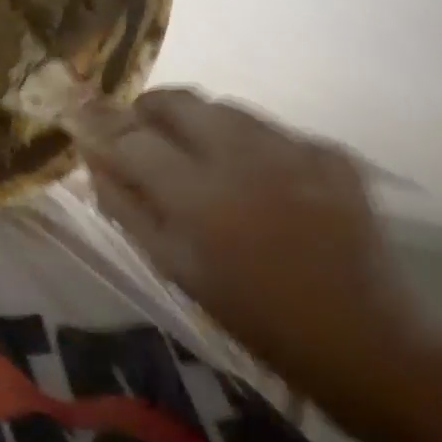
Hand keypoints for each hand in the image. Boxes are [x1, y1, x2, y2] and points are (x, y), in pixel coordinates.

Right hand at [79, 88, 439, 406]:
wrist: (366, 341)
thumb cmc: (252, 314)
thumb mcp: (172, 266)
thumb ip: (125, 205)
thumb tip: (91, 157)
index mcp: (198, 194)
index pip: (129, 135)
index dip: (97, 121)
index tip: (76, 111)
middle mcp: (244, 156)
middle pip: (176, 100)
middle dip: (147, 110)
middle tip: (140, 135)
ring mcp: (294, 149)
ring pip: (223, 108)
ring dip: (197, 123)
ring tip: (198, 158)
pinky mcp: (331, 153)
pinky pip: (271, 129)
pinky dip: (248, 143)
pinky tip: (256, 179)